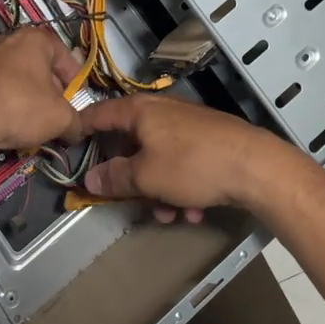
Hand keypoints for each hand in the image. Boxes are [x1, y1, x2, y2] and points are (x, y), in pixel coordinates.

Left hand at [0, 28, 83, 152]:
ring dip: (28, 95)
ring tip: (32, 121)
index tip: (77, 100)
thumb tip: (76, 129)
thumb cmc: (21, 106)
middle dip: (51, 89)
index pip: (64, 55)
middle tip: (57, 112)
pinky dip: (6, 100)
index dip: (75, 79)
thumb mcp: (61, 118)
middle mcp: (8, 40)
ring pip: (17, 76)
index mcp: (34, 39)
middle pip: (39, 64)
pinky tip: (7, 121)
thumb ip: (75, 121)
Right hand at [74, 93, 276, 221]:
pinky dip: (181, 186)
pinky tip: (194, 209)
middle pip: (130, 142)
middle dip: (130, 176)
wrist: (255, 166)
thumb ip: (115, 178)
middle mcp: (160, 109)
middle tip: (130, 199)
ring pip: (157, 158)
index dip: (82, 130)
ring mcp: (185, 123)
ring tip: (171, 214)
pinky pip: (181, 162)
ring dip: (158, 189)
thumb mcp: (146, 177)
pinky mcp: (207, 139)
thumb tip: (90, 179)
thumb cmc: (192, 165)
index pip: (99, 114)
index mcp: (139, 109)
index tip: (70, 146)